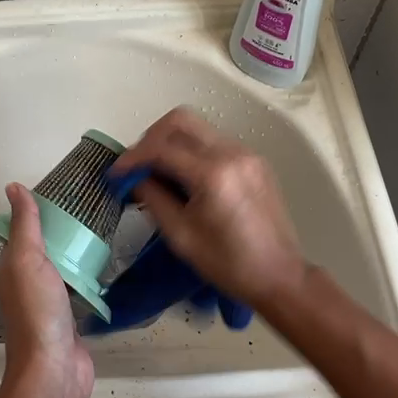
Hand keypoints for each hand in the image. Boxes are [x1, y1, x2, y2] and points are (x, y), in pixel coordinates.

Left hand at [0, 183, 92, 397]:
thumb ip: (24, 225)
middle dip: (62, 226)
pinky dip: (88, 273)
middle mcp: (29, 281)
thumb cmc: (37, 312)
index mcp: (13, 266)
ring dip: (76, 249)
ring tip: (101, 225)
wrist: (54, 371)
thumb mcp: (27, 260)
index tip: (64, 187)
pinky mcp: (71, 316)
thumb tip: (12, 187)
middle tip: (90, 202)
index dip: (38, 208)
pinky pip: (78, 286)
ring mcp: (50, 301)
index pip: (23, 229)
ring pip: (63, 265)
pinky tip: (105, 263)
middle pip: (45, 246)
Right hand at [111, 108, 306, 307]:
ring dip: (172, 142)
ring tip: (158, 171)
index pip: (162, 148)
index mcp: (213, 174)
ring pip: (198, 127)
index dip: (133, 157)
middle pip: (180, 120)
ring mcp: (246, 152)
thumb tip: (135, 178)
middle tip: (138, 164)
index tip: (116, 173)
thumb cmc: (229, 265)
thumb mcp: (181, 236)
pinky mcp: (254, 159)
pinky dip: (192, 150)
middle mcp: (232, 153)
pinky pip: (214, 141)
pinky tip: (185, 176)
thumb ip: (154, 198)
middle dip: (152, 137)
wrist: (280, 276)